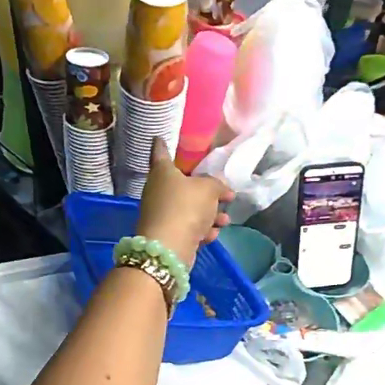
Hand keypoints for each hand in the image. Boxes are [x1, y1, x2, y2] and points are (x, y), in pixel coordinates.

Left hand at [137, 138, 232, 267]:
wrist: (170, 247)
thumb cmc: (186, 207)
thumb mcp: (208, 189)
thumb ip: (217, 184)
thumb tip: (222, 189)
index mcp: (163, 172)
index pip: (161, 152)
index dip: (162, 144)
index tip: (159, 137)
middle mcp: (159, 190)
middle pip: (183, 185)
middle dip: (205, 191)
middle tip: (225, 194)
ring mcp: (163, 213)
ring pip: (190, 209)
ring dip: (209, 214)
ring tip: (225, 219)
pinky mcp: (168, 233)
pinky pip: (189, 227)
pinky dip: (201, 230)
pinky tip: (212, 234)